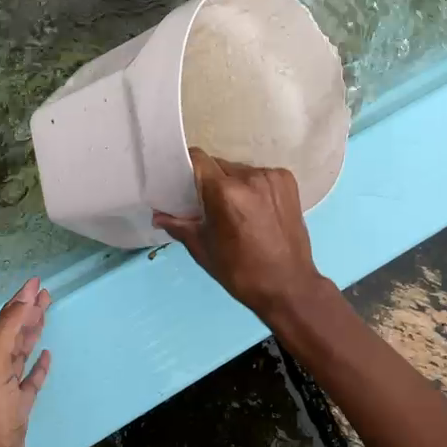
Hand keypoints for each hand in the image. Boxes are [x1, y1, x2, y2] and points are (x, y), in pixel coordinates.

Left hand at [0, 278, 50, 446]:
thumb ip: (7, 330)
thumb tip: (23, 298)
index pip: (7, 319)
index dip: (21, 299)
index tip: (36, 281)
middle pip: (15, 332)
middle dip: (29, 311)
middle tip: (46, 292)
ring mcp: (8, 388)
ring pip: (22, 352)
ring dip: (33, 332)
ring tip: (45, 314)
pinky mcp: (20, 407)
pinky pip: (31, 380)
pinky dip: (39, 366)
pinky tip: (47, 356)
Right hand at [152, 147, 329, 322]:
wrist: (289, 286)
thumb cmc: (240, 272)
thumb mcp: (204, 250)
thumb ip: (179, 226)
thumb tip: (157, 215)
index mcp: (225, 192)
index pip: (199, 160)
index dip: (188, 166)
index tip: (183, 179)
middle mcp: (249, 177)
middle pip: (219, 165)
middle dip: (211, 180)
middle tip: (210, 203)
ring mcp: (271, 177)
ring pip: (240, 170)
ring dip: (234, 184)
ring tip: (237, 210)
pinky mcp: (288, 180)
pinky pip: (261, 176)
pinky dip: (255, 187)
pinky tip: (258, 209)